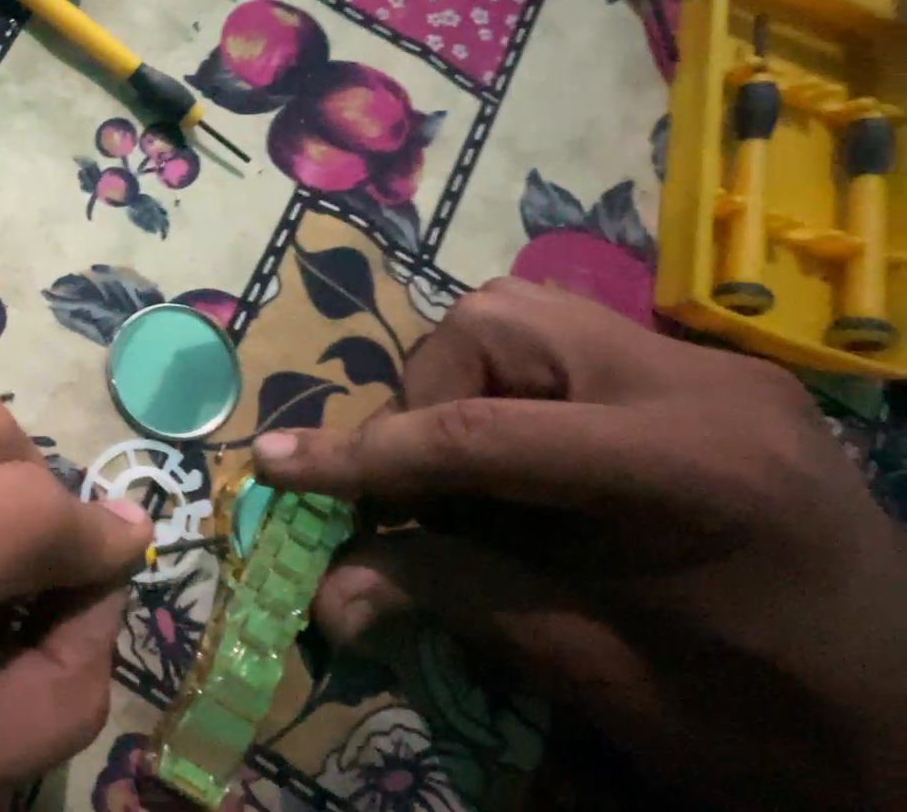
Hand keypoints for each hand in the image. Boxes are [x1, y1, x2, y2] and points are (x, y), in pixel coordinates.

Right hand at [253, 279, 906, 811]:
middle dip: (424, 400)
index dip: (362, 455)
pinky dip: (497, 390)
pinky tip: (518, 462)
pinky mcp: (692, 371)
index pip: (480, 434)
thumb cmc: (761, 718)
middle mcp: (697, 384)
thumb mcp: (589, 668)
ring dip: (456, 388)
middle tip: (424, 489)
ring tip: (471, 475)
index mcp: (692, 469)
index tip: (273, 464)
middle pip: (492, 323)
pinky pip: (552, 342)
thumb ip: (444, 599)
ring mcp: (700, 365)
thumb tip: (324, 594)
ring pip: (513, 314)